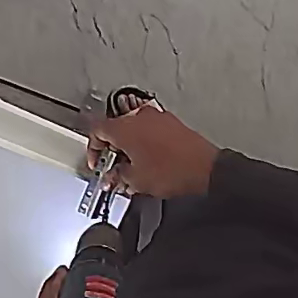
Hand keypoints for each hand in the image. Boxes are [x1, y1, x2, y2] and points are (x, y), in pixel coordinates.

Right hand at [86, 105, 220, 198]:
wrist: (204, 169)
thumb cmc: (173, 170)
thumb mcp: (136, 180)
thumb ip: (118, 176)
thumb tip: (115, 175)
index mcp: (124, 127)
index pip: (97, 130)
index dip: (93, 148)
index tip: (97, 162)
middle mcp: (139, 117)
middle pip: (115, 128)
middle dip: (111, 148)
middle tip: (112, 166)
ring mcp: (157, 117)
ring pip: (133, 128)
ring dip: (128, 145)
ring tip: (132, 166)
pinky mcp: (171, 123)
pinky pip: (150, 129)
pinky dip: (144, 142)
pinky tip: (148, 160)